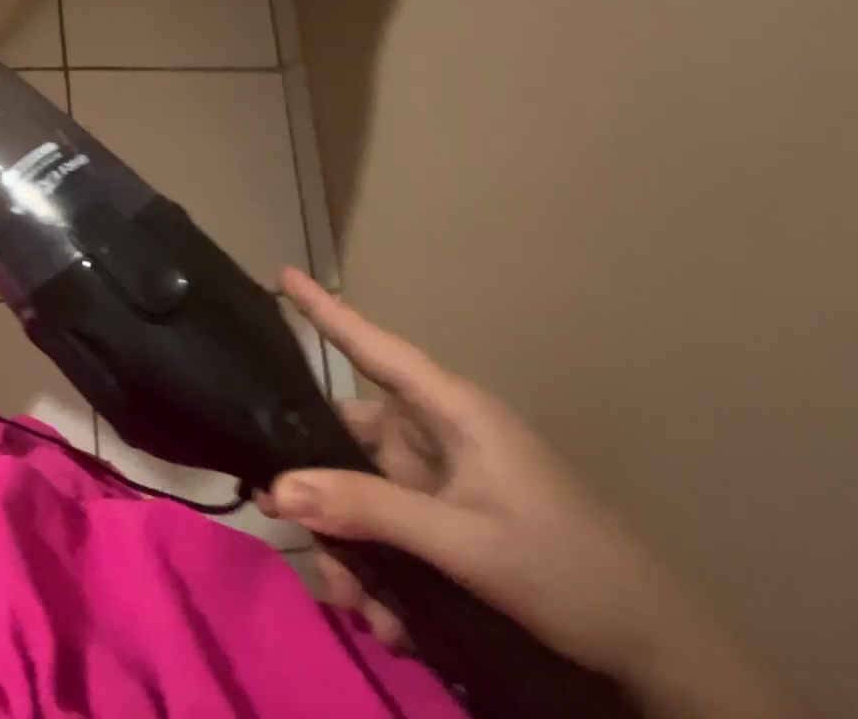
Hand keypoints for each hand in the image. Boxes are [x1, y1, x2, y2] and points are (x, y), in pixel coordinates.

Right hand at [264, 270, 702, 681]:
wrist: (654, 655)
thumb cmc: (571, 573)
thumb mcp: (465, 541)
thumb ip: (369, 508)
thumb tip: (276, 488)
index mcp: (454, 415)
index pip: (377, 351)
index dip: (328, 314)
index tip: (283, 276)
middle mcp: (438, 439)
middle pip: (346, 442)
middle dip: (321, 496)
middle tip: (301, 539)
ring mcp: (439, 482)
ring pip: (356, 495)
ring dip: (350, 551)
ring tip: (363, 608)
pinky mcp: (444, 521)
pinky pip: (381, 531)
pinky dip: (374, 572)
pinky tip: (389, 619)